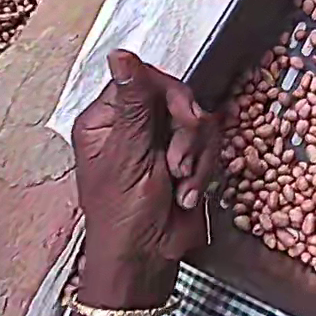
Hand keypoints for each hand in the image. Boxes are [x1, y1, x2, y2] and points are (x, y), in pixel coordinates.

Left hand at [71, 50, 218, 308]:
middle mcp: (134, 124)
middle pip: (176, 98)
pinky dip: (203, 171)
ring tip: (181, 185)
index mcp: (106, 118)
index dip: (171, 94)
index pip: (144, 79)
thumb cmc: (124, 214)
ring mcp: (161, 141)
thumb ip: (134, 103)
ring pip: (198, 122)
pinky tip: (187, 195)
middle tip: (179, 163)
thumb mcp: (130, 155)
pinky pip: (208, 145)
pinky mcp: (185, 158)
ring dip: (196, 157)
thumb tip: (120, 54)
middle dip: (186, 133)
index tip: (187, 115)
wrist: (147, 262)